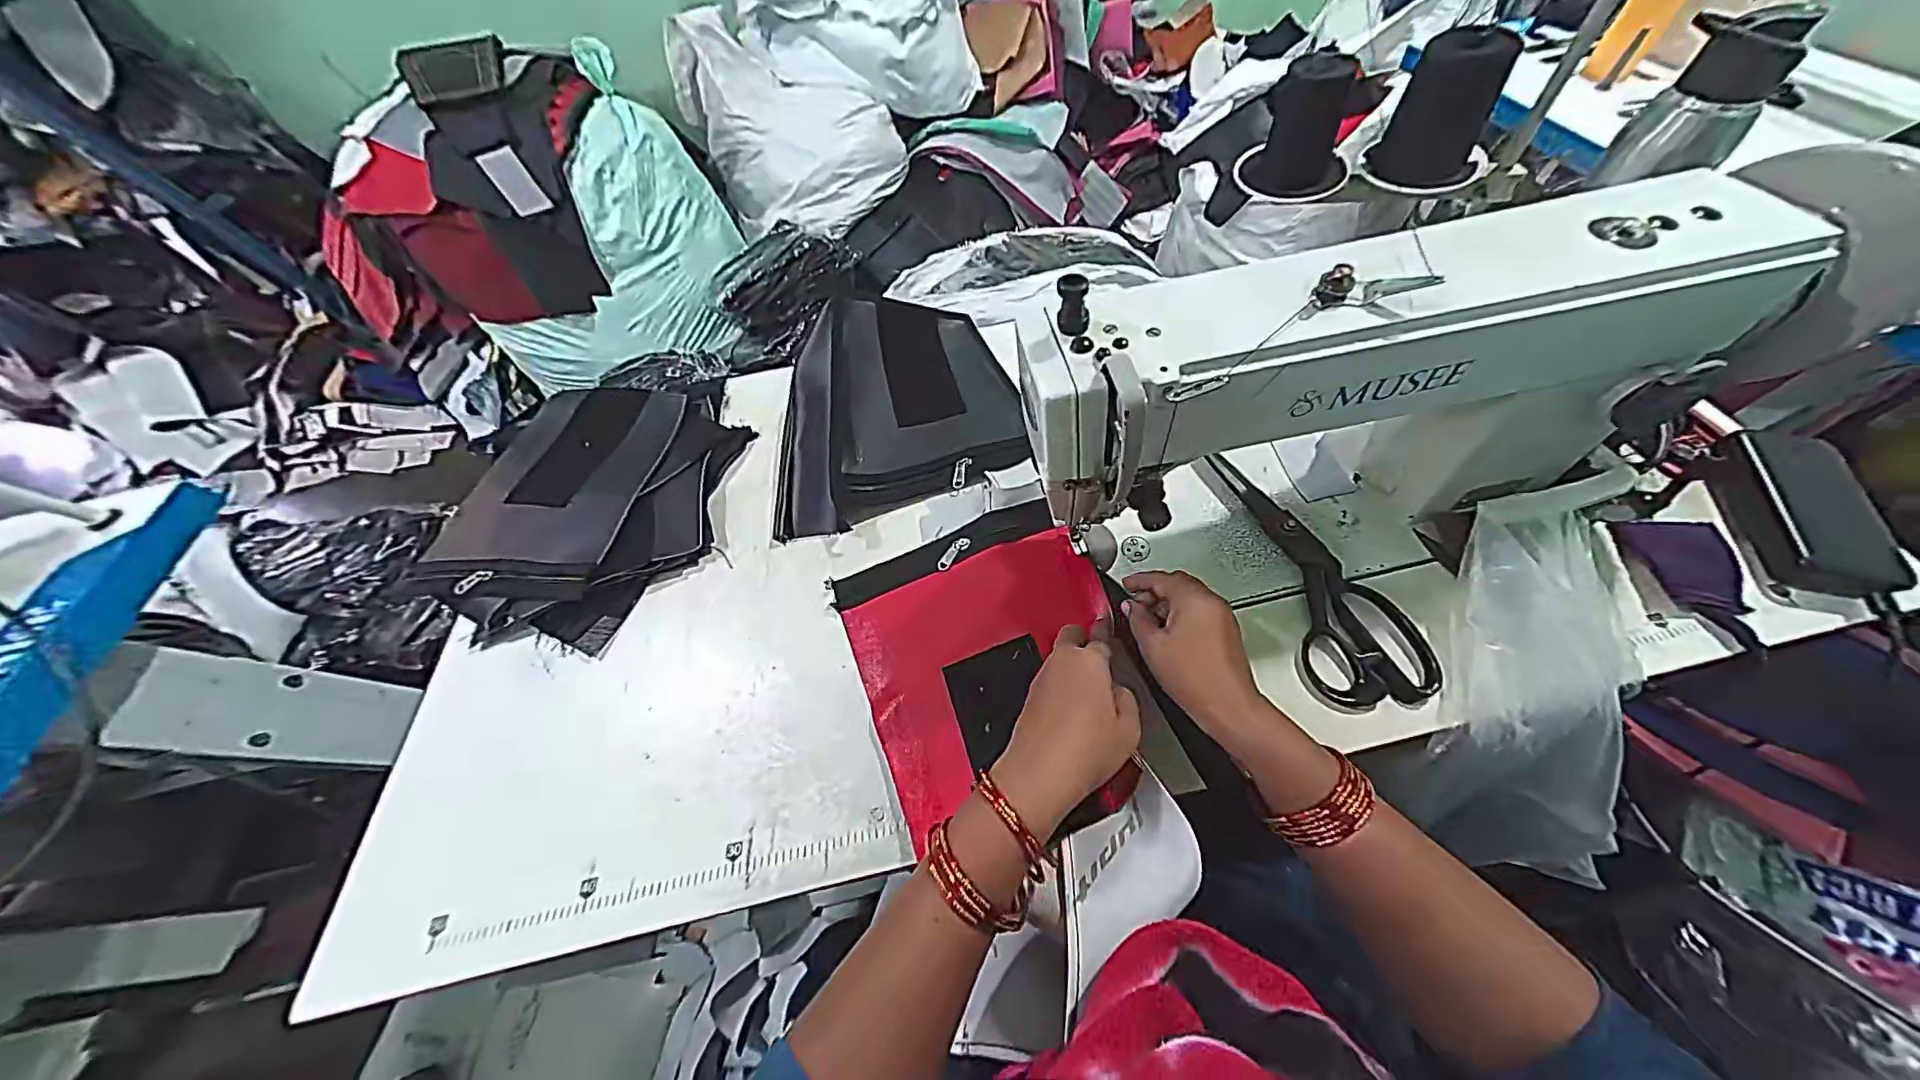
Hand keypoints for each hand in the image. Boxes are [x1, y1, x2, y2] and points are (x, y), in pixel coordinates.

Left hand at [992, 623, 1140, 834]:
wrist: (1040, 773)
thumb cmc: (1083, 751)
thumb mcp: (1130, 728)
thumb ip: (1127, 698)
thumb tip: (1119, 692)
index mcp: (1090, 660)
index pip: (1101, 636)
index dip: (1109, 633)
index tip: (1110, 628)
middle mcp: (1062, 661)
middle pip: (1072, 635)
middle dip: (1083, 638)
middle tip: (1099, 655)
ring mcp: (1042, 677)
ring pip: (1058, 658)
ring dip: (1071, 665)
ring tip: (1089, 691)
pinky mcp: (1030, 696)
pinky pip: (1049, 680)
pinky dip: (1060, 686)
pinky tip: (1072, 709)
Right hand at [1121, 571, 1269, 741]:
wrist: (1228, 706)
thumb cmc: (1197, 681)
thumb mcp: (1152, 647)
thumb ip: (1137, 620)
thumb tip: (1132, 608)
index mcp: (1194, 600)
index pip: (1161, 578)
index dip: (1139, 580)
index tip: (1128, 584)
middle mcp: (1212, 603)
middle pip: (1178, 584)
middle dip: (1154, 591)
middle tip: (1135, 602)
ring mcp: (1222, 617)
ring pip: (1189, 597)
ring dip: (1168, 603)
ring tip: (1149, 622)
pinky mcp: (1226, 631)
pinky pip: (1200, 612)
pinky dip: (1182, 615)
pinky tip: (1168, 634)